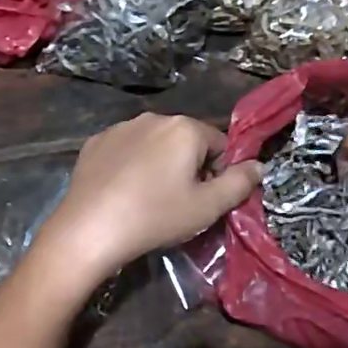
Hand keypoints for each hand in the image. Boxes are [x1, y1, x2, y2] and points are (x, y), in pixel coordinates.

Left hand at [32, 114, 262, 286]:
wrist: (89, 229)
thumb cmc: (155, 217)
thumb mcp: (207, 207)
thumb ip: (239, 184)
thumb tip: (258, 166)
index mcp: (185, 128)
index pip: (219, 144)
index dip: (218, 173)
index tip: (205, 200)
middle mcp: (152, 118)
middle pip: (185, 142)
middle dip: (188, 167)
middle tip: (177, 203)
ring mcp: (119, 128)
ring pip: (152, 145)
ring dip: (158, 165)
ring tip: (147, 200)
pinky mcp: (94, 143)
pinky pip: (124, 151)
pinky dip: (129, 167)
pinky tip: (121, 193)